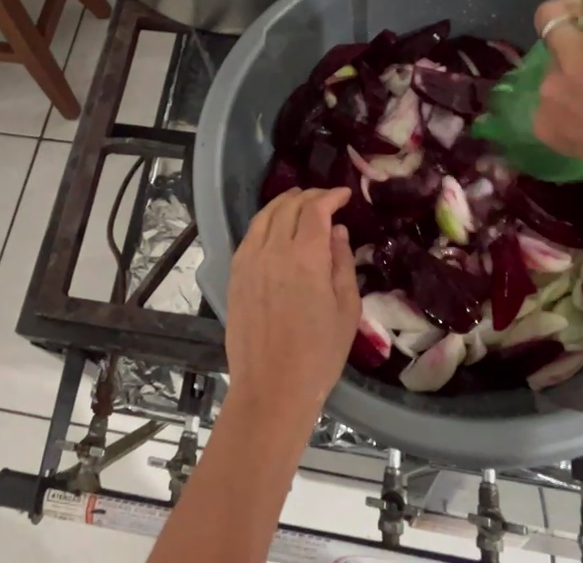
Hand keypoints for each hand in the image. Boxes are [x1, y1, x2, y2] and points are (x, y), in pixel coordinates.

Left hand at [225, 187, 359, 427]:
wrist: (272, 387)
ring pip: (265, 216)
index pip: (316, 209)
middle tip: (326, 198)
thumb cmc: (319, 353)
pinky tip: (274, 226)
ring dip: (284, 203)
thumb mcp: (346, 309)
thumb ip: (342, 263)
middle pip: (288, 206)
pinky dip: (265, 221)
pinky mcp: (235, 274)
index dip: (330, 196)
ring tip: (299, 201)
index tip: (344, 194)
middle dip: (309, 196)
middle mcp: (273, 250)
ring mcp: (249, 260)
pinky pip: (250, 235)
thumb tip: (337, 231)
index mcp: (305, 257)